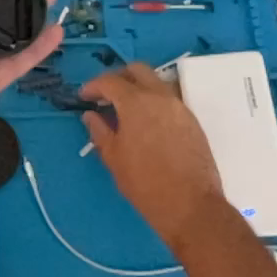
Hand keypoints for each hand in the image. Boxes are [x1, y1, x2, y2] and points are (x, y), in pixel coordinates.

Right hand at [80, 63, 227, 247]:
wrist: (191, 206)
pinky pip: (169, 99)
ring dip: (138, 88)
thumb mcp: (114, 158)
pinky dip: (154, 102)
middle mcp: (159, 96)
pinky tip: (147, 123)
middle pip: (137, 70)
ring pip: (156, 82)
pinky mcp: (192, 120)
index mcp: (136, 102)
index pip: (110, 81)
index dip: (93, 86)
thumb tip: (91, 115)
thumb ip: (100, 131)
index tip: (84, 97)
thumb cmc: (145, 183)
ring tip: (126, 110)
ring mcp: (179, 106)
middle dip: (118, 77)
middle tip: (106, 96)